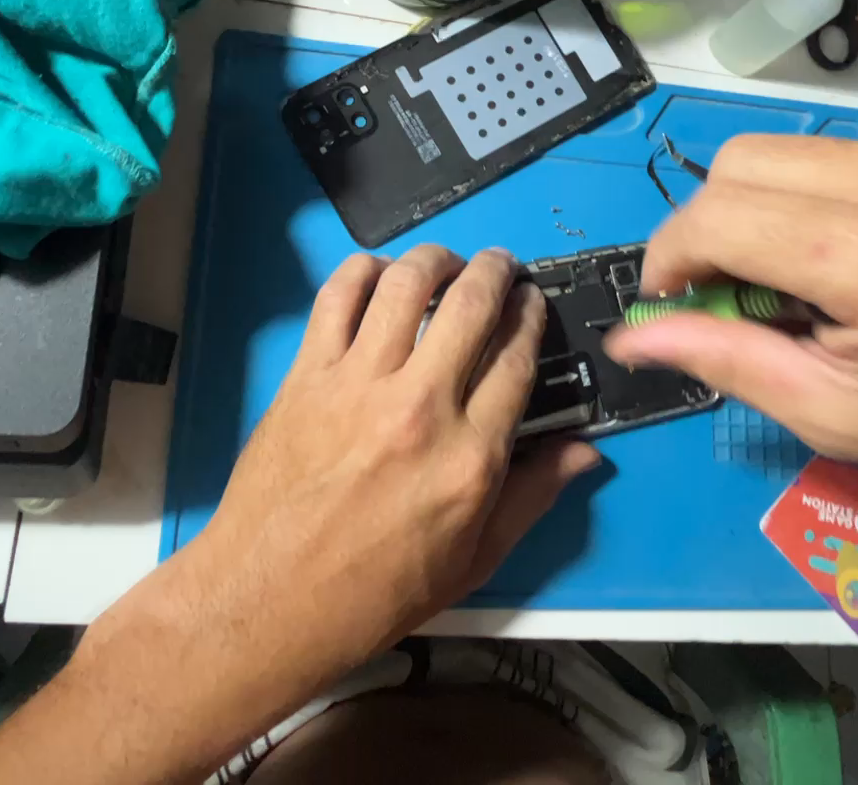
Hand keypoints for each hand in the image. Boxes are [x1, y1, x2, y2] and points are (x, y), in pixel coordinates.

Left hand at [194, 245, 600, 670]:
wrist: (271, 599)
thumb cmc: (379, 589)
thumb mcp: (474, 559)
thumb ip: (534, 496)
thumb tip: (586, 450)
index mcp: (471, 454)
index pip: (517, 357)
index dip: (531, 316)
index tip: (532, 300)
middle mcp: (421, 405)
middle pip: (472, 305)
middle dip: (497, 270)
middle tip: (501, 264)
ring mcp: (358, 383)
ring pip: (406, 285)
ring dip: (436, 258)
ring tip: (446, 262)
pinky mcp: (307, 374)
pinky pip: (336, 297)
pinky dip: (362, 270)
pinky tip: (378, 275)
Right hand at [604, 123, 857, 503]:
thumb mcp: (846, 417)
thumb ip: (727, 361)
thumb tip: (630, 336)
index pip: (720, 215)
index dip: (670, 257)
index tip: (670, 304)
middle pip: (738, 164)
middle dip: (706, 231)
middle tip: (730, 299)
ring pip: (777, 152)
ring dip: (752, 214)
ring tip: (793, 284)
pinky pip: (829, 155)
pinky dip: (804, 201)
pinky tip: (844, 256)